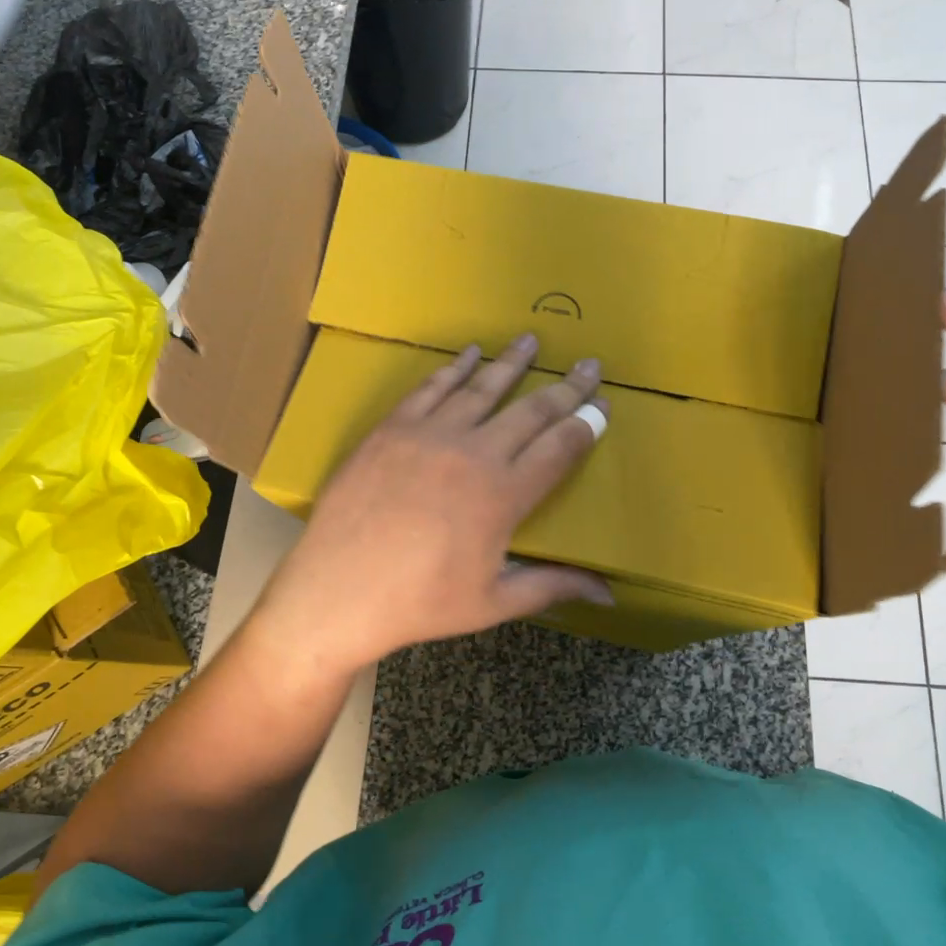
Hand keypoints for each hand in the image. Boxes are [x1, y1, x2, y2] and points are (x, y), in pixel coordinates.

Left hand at [253, 333, 612, 669]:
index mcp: (504, 496)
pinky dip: (454, 369)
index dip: (587, 424)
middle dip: (565, 387)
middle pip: (530, 410)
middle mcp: (473, 453)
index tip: (603, 406)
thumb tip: (607, 593)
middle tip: (587, 365)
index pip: (560, 448)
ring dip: (511, 363)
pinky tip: (469, 353)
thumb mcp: (493, 602)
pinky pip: (430, 389)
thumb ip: (551, 585)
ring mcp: (428, 435)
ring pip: (481, 388)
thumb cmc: (420, 603)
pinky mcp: (391, 430)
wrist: (338, 591)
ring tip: (531, 341)